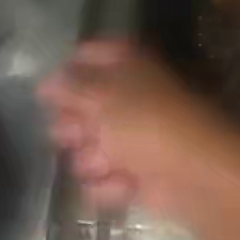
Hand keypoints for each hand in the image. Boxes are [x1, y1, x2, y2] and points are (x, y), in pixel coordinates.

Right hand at [37, 39, 235, 213]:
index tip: (45, 91)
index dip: (66, 69)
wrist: (195, 172)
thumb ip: (69, 87)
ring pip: (96, 143)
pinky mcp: (140, 173)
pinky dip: (109, 184)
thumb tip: (46, 81)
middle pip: (88, 103)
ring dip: (91, 156)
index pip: (90, 55)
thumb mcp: (100, 96)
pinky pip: (110, 176)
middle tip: (67, 134)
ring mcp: (137, 134)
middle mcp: (131, 94)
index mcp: (127, 64)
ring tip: (99, 162)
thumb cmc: (144, 121)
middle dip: (75, 122)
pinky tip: (116, 184)